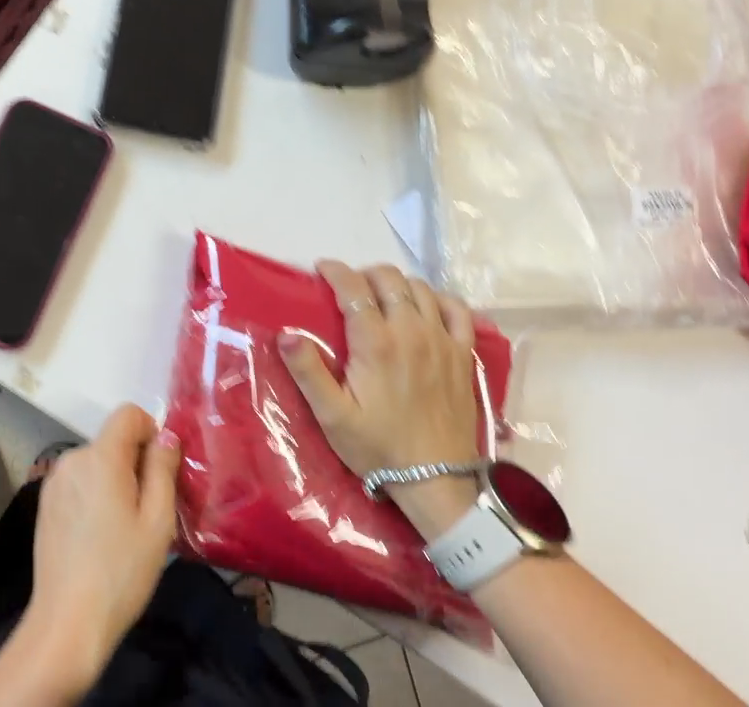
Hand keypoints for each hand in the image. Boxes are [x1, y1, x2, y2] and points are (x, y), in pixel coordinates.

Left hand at [22, 405, 180, 686]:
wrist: (68, 621)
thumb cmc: (121, 571)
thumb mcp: (157, 521)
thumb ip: (163, 469)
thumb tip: (166, 435)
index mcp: (100, 457)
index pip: (128, 414)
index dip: (151, 432)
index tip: (162, 471)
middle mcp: (71, 459)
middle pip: (113, 441)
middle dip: (135, 463)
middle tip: (149, 511)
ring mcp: (54, 482)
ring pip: (97, 463)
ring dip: (116, 481)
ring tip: (126, 529)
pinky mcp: (45, 504)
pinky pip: (80, 482)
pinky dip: (96, 495)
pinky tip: (101, 536)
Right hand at [279, 262, 480, 538]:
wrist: (436, 479)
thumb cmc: (378, 447)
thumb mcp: (332, 416)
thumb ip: (308, 372)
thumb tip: (286, 334)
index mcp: (375, 342)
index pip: (353, 288)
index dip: (335, 271)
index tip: (321, 269)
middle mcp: (411, 331)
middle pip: (389, 279)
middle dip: (364, 274)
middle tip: (348, 288)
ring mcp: (441, 340)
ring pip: (420, 288)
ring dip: (397, 284)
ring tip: (381, 296)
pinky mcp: (462, 354)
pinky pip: (456, 309)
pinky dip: (438, 298)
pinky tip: (425, 307)